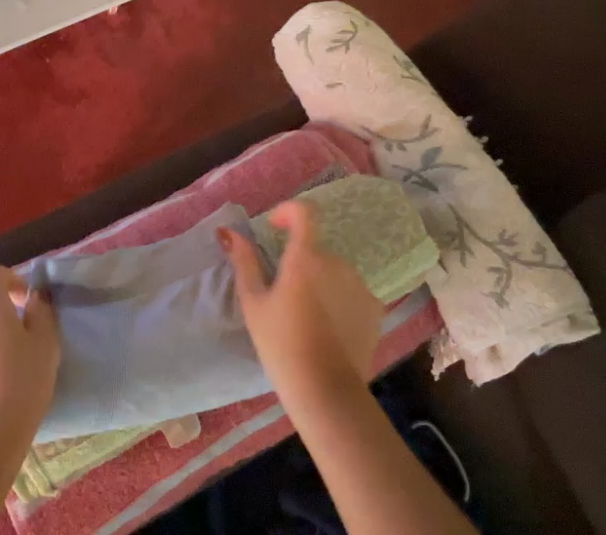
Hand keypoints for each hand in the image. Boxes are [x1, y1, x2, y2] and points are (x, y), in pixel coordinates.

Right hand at [221, 201, 382, 401]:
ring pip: (334, 272)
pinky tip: (328, 331)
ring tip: (306, 318)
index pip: (304, 213)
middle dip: (299, 262)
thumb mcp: (253, 303)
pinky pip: (352, 293)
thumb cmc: (281, 344)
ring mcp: (360, 285)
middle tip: (283, 296)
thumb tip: (230, 232)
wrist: (326, 391)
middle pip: (315, 250)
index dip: (288, 212)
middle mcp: (338, 263)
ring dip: (320, 282)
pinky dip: (339, 301)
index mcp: (306, 257)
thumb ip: (244, 262)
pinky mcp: (375, 309)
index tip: (275, 229)